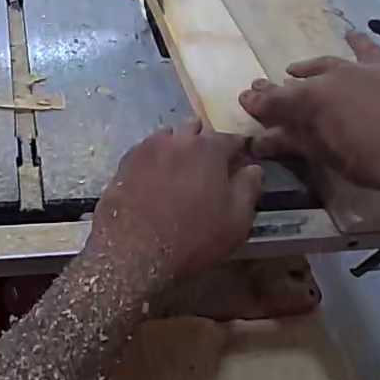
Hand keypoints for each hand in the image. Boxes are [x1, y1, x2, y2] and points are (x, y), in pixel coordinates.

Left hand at [89, 121, 264, 281]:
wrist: (133, 250)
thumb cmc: (193, 237)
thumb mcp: (236, 220)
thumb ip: (248, 188)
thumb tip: (254, 168)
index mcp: (208, 149)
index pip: (230, 138)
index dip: (237, 151)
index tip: (239, 163)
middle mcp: (178, 139)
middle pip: (196, 130)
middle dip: (204, 142)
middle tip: (207, 165)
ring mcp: (148, 147)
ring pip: (168, 137)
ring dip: (177, 147)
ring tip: (179, 170)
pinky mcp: (125, 161)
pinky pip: (146, 151)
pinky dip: (155, 158)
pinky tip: (154, 178)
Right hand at [238, 33, 379, 216]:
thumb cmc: (369, 161)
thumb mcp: (325, 155)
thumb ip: (293, 140)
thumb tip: (264, 138)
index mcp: (311, 98)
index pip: (275, 99)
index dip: (257, 102)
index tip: (244, 100)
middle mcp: (331, 76)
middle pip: (297, 81)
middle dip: (276, 87)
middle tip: (260, 88)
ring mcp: (360, 69)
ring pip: (326, 64)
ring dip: (308, 69)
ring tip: (296, 71)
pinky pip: (368, 51)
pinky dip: (358, 43)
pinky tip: (352, 35)